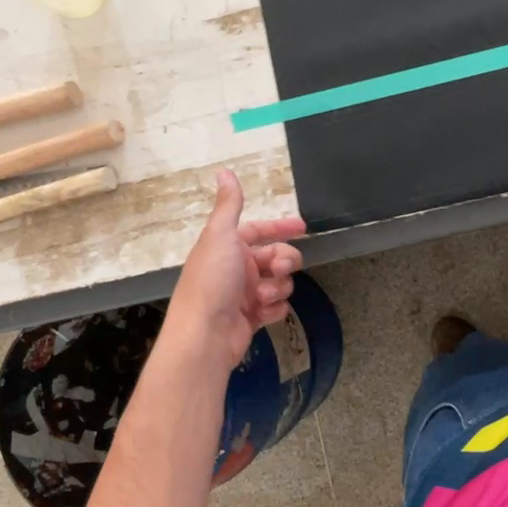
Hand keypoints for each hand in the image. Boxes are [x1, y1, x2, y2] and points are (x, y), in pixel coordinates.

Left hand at [161, 170, 306, 376]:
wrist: (204, 336)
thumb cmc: (212, 282)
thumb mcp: (220, 236)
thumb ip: (229, 205)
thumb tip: (224, 171)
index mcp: (227, 247)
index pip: (258, 231)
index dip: (280, 227)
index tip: (303, 227)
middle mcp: (235, 268)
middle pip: (275, 256)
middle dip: (285, 260)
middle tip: (280, 268)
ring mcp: (244, 294)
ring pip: (279, 282)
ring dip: (278, 287)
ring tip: (263, 298)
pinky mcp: (252, 318)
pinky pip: (276, 307)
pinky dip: (274, 309)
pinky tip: (264, 313)